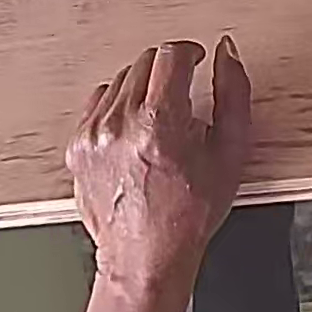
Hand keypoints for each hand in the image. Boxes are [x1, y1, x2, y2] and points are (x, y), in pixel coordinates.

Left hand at [67, 36, 252, 288]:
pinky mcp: (78, 143)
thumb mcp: (229, 154)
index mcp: (159, 123)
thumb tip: (226, 52)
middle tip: (180, 94)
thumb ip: (233, 93)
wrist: (144, 260)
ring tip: (158, 119)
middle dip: (168, 70)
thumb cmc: (189, 213)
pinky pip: (100, 98)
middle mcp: (121, 123)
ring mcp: (94, 133)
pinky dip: (119, 104)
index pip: (171, 54)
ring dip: (143, 87)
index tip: (195, 59)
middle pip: (146, 61)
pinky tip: (134, 128)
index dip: (189, 52)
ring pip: (123, 78)